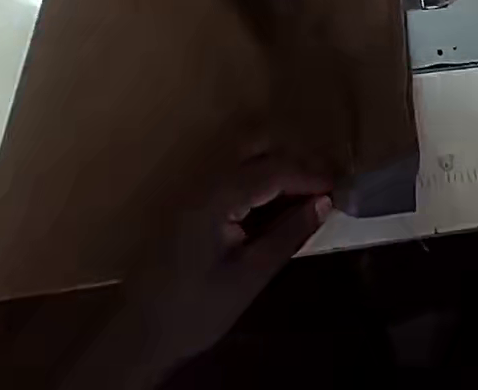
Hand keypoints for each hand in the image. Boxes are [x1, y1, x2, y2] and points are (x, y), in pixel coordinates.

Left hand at [62, 154, 331, 389]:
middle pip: (258, 141)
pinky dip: (261, 169)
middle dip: (295, 155)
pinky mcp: (193, 195)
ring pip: (245, 148)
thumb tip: (326, 201)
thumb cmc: (195, 310)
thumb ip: (289, 233)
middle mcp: (205, 178)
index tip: (340, 185)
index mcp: (218, 195)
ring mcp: (195, 183)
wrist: (138, 337)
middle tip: (323, 180)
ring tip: (305, 184)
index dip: (311, 174)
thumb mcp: (249, 277)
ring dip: (278, 158)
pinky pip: (234, 165)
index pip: (275, 168)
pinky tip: (277, 193)